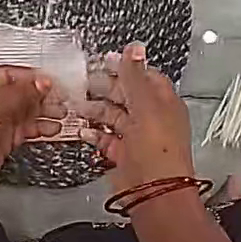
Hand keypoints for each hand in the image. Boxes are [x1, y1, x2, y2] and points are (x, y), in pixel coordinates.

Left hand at [0, 66, 63, 189]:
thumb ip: (19, 93)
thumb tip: (40, 83)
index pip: (8, 74)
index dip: (30, 77)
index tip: (49, 81)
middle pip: (19, 92)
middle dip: (41, 95)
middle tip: (59, 98)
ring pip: (25, 110)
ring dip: (44, 111)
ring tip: (60, 113)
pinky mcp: (3, 138)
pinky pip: (26, 128)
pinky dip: (40, 127)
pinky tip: (52, 127)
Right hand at [77, 42, 195, 190]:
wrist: (154, 194)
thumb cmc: (158, 151)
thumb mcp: (146, 106)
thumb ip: (136, 76)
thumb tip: (134, 48)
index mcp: (163, 103)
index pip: (144, 77)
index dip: (125, 67)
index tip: (104, 61)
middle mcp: (151, 118)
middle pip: (126, 95)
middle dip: (105, 87)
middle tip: (83, 81)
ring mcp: (137, 137)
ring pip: (114, 116)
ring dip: (95, 109)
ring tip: (76, 103)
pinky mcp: (124, 155)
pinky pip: (106, 139)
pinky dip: (94, 133)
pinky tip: (83, 129)